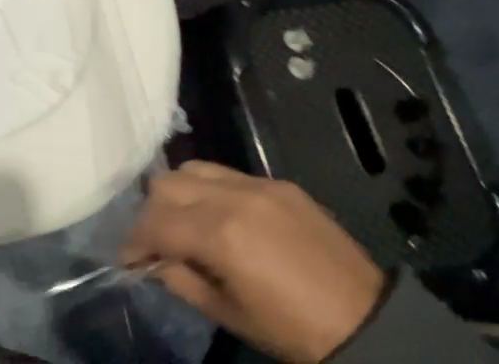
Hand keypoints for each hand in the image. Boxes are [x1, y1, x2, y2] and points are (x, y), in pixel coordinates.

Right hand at [120, 162, 385, 363]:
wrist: (368, 323)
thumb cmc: (293, 330)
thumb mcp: (229, 314)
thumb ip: (183, 280)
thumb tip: (158, 263)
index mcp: (218, 233)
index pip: (154, 224)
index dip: (134, 243)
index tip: (129, 260)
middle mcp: (232, 196)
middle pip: (166, 184)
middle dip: (152, 213)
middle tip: (156, 242)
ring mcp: (259, 185)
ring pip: (194, 169)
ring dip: (179, 194)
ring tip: (185, 223)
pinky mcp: (281, 184)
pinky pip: (229, 175)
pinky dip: (212, 191)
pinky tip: (222, 218)